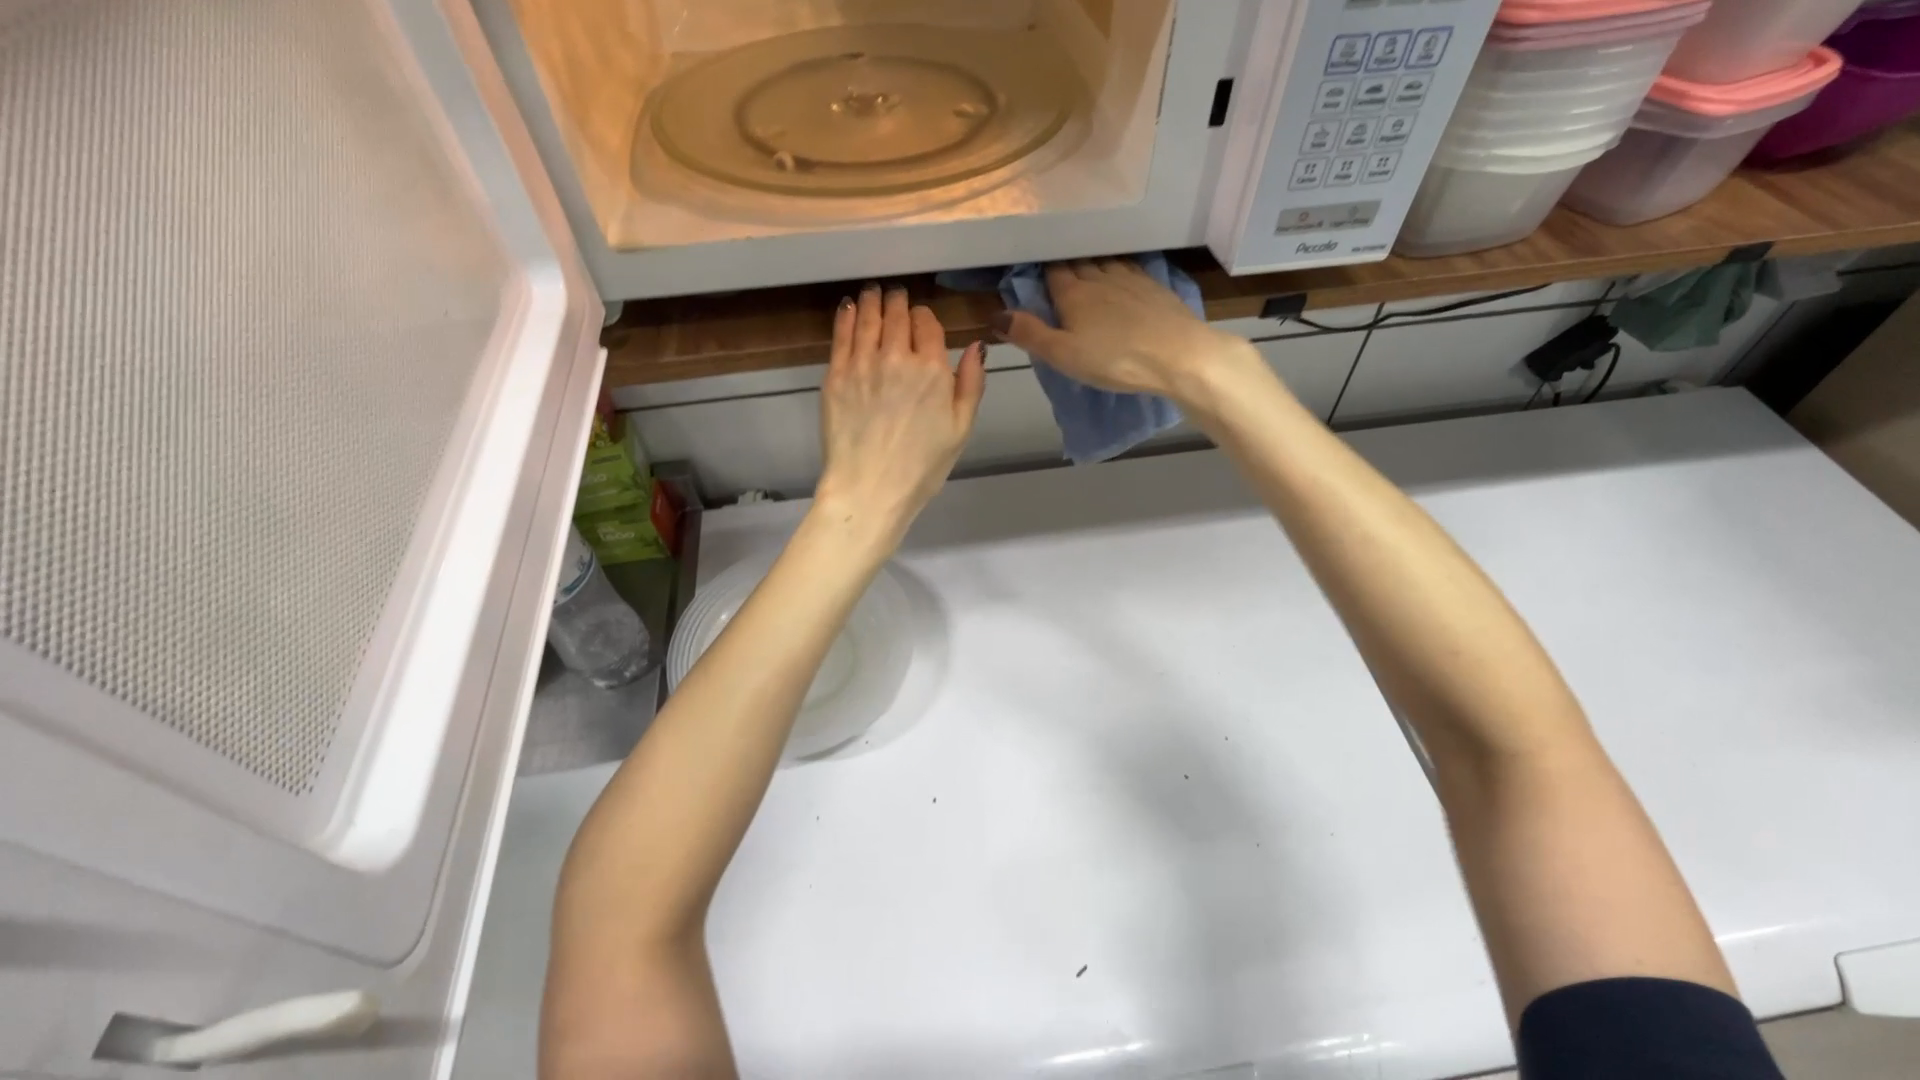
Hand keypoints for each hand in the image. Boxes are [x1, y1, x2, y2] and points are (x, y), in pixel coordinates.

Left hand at [814, 284, 985, 545]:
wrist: (870, 488)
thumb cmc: (921, 466)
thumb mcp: (961, 428)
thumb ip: (971, 383)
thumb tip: (977, 346)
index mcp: (932, 369)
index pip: (927, 323)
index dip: (924, 317)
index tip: (921, 318)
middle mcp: (897, 358)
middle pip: (897, 315)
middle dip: (898, 302)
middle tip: (895, 295)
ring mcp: (863, 364)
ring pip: (867, 317)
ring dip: (872, 301)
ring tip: (873, 293)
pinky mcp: (836, 375)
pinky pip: (841, 335)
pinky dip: (846, 316)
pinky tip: (848, 307)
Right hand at [992, 260, 1268, 409]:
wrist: (1179, 354)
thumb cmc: (1114, 358)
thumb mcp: (1063, 354)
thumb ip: (1029, 333)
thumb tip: (994, 315)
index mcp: (1073, 292)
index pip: (1051, 271)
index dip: (1041, 272)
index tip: (1035, 275)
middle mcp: (1099, 276)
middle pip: (1078, 263)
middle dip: (1066, 267)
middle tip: (1058, 276)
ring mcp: (1131, 278)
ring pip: (1104, 263)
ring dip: (1093, 266)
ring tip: (1086, 275)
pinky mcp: (1156, 286)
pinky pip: (1130, 270)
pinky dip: (1119, 273)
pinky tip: (1121, 281)